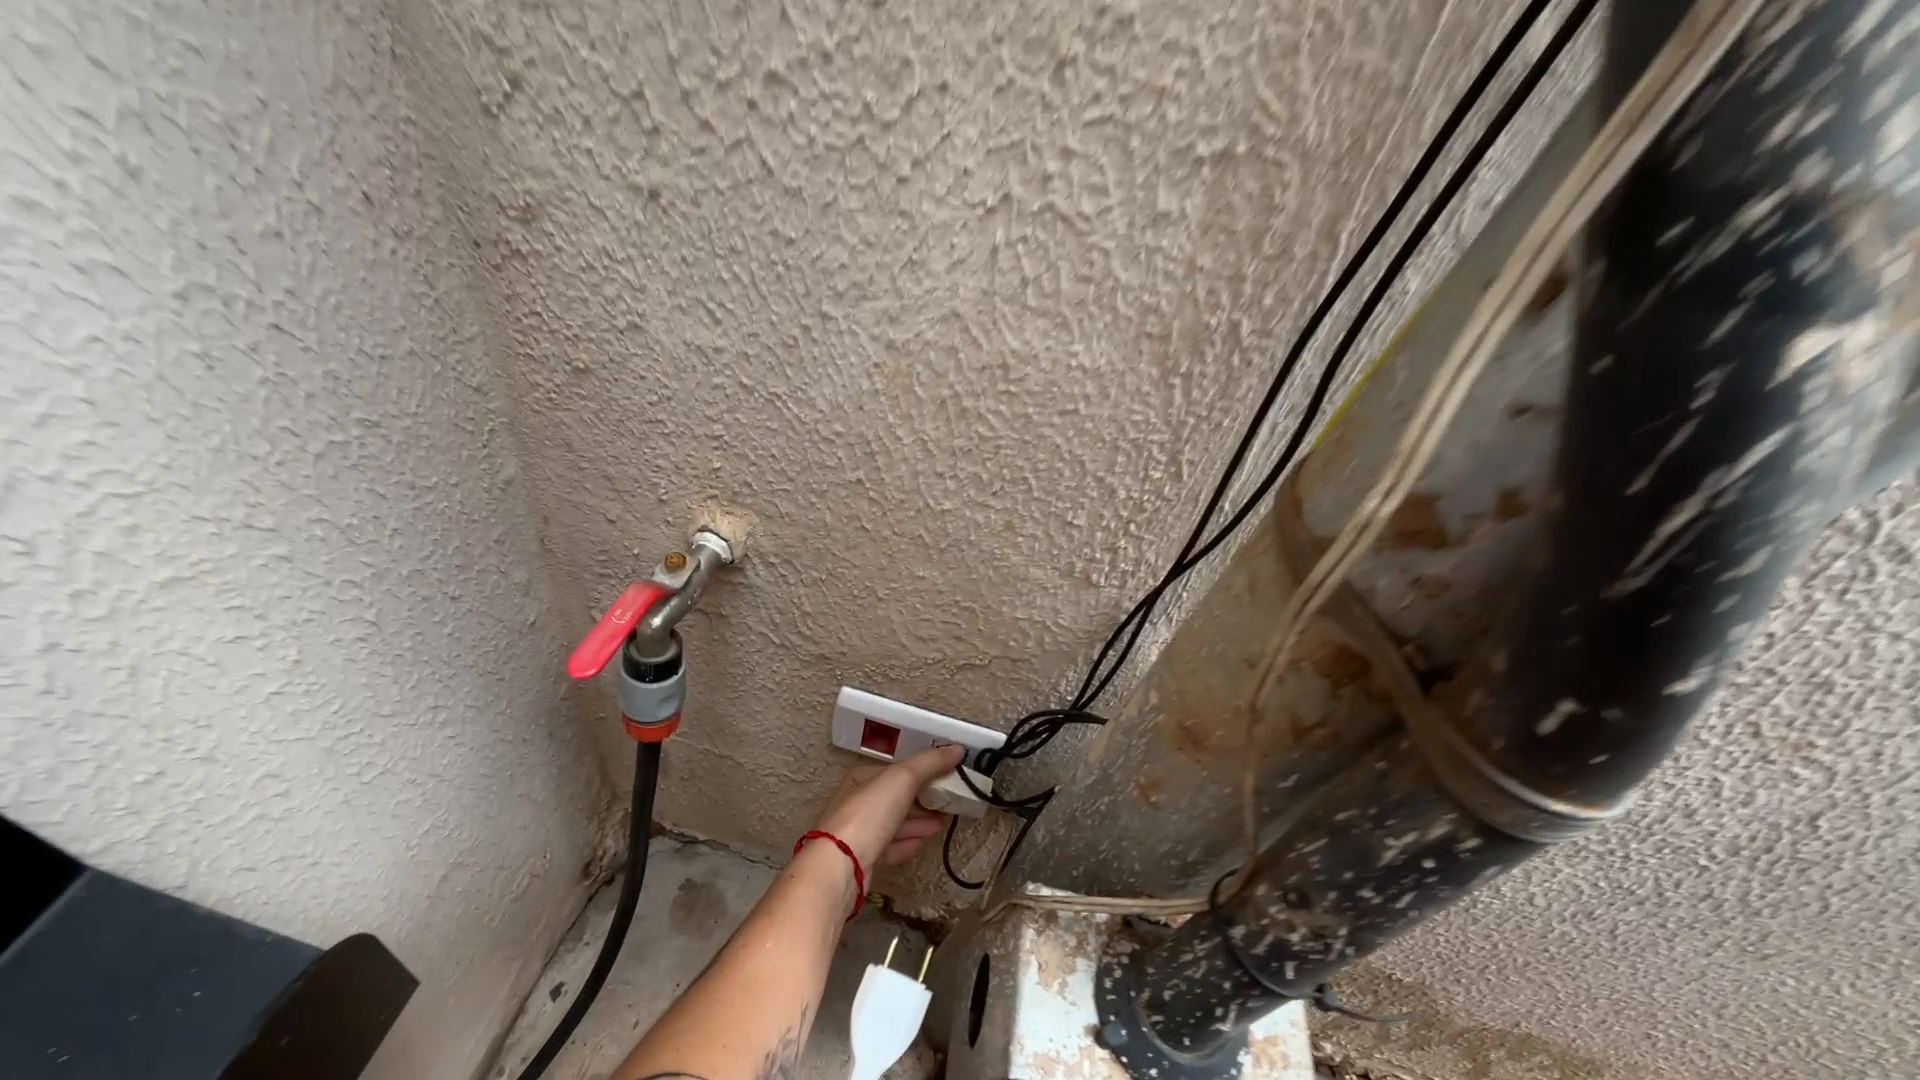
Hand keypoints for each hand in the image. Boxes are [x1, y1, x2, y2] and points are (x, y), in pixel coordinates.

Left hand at [811, 744, 965, 868]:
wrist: (840, 866)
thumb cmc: (867, 815)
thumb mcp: (902, 779)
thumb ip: (930, 763)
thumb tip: (956, 749)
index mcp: (862, 779)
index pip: (896, 771)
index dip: (922, 773)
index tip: (945, 780)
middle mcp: (856, 804)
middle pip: (895, 798)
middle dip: (921, 800)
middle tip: (947, 804)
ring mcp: (857, 833)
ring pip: (892, 823)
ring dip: (917, 822)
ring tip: (941, 824)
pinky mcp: (861, 859)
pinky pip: (888, 847)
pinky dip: (905, 843)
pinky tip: (920, 843)